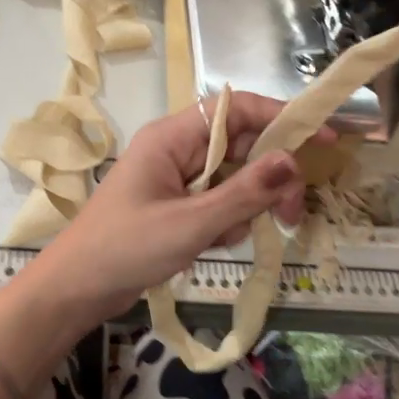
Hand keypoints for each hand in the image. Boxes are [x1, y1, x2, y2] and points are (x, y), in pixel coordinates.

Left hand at [40, 92, 331, 325]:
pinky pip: (217, 203)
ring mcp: (174, 178)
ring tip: (227, 239)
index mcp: (172, 137)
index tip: (322, 141)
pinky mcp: (175, 206)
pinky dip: (224, 223)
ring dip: (243, 208)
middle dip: (268, 179)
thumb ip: (245, 193)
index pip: (237, 109)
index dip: (282, 118)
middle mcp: (175, 149)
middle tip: (289, 216)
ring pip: (233, 179)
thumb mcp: (192, 223)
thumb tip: (292, 162)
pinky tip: (212, 245)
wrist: (76, 288)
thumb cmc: (126, 248)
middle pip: (241, 146)